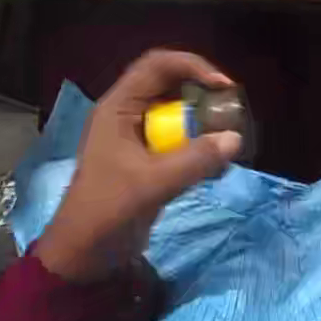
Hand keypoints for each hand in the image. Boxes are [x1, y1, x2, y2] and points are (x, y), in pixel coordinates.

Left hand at [38, 50, 243, 281]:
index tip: (223, 86)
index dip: (192, 66)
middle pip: (171, 87)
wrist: (85, 254)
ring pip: (178, 115)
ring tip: (228, 138)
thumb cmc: (107, 211)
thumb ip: (194, 161)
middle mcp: (128, 116)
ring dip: (204, 123)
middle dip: (203, 95)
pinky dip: (199, 147)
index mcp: (118, 108)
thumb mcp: (152, 184)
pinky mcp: (148, 162)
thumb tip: (235, 139)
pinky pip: (179, 142)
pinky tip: (216, 164)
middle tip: (231, 112)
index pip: (157, 66)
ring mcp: (138, 139)